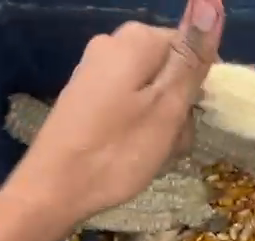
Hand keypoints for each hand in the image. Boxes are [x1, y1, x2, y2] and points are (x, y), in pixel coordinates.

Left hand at [6, 0, 223, 227]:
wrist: (56, 186)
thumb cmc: (118, 151)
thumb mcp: (165, 107)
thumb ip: (191, 56)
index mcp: (137, 40)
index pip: (190, 50)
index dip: (198, 90)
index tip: (191, 123)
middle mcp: (112, 44)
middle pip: (167, 71)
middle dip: (177, 109)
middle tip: (168, 145)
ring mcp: (94, 70)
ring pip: (148, 92)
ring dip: (159, 124)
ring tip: (149, 155)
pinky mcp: (84, 96)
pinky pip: (126, 105)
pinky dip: (136, 129)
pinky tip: (130, 154)